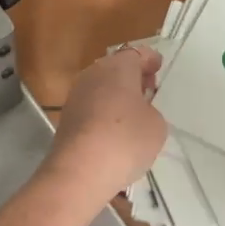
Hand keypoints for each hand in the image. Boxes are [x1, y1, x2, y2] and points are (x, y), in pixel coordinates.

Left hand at [40, 47, 166, 207]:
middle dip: (132, 77)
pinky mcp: (66, 119)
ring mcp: (76, 96)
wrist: (80, 171)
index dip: (149, 60)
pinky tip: (115, 131)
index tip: (158, 67)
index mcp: (118, 67)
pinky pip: (92, 108)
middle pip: (115, 68)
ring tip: (133, 114)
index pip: (136, 54)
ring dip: (116, 95)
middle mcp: (93, 74)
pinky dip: (104, 113)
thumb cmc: (126, 139)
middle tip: (148, 91)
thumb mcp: (156, 124)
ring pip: (101, 88)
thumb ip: (150, 111)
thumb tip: (138, 112)